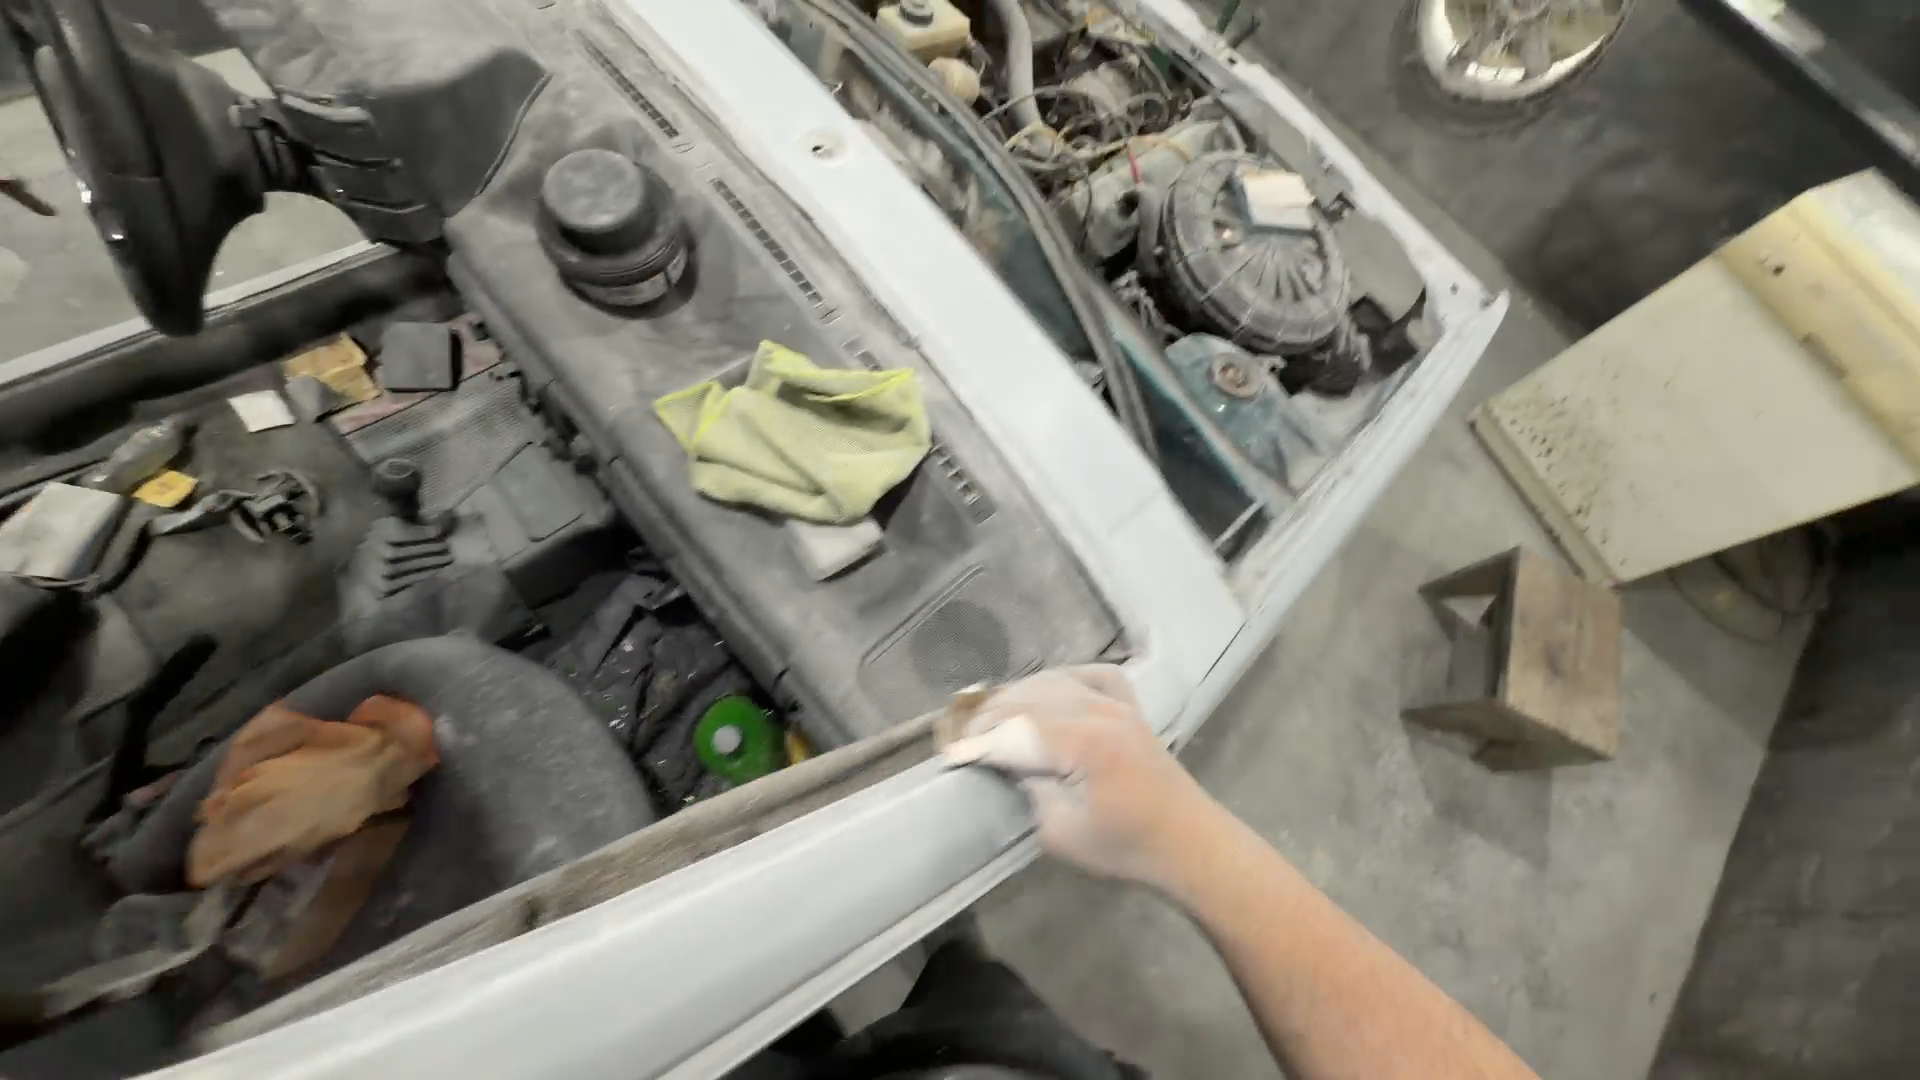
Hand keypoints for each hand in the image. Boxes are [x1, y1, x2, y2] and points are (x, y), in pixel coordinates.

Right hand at [940, 665, 1221, 887]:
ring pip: (1050, 681)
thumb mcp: (1061, 834)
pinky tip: (1043, 695)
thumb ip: (1027, 790)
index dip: (978, 741)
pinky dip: (1056, 680)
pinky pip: (1084, 674)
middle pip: (1027, 698)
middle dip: (989, 717)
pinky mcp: (1127, 702)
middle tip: (966, 742)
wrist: (1188, 843)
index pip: (1015, 729)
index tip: (950, 755)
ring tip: (992, 722)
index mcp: (1086, 744)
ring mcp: (1116, 701)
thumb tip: (1001, 762)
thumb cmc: (1124, 848)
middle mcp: (1099, 710)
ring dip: (1016, 697)